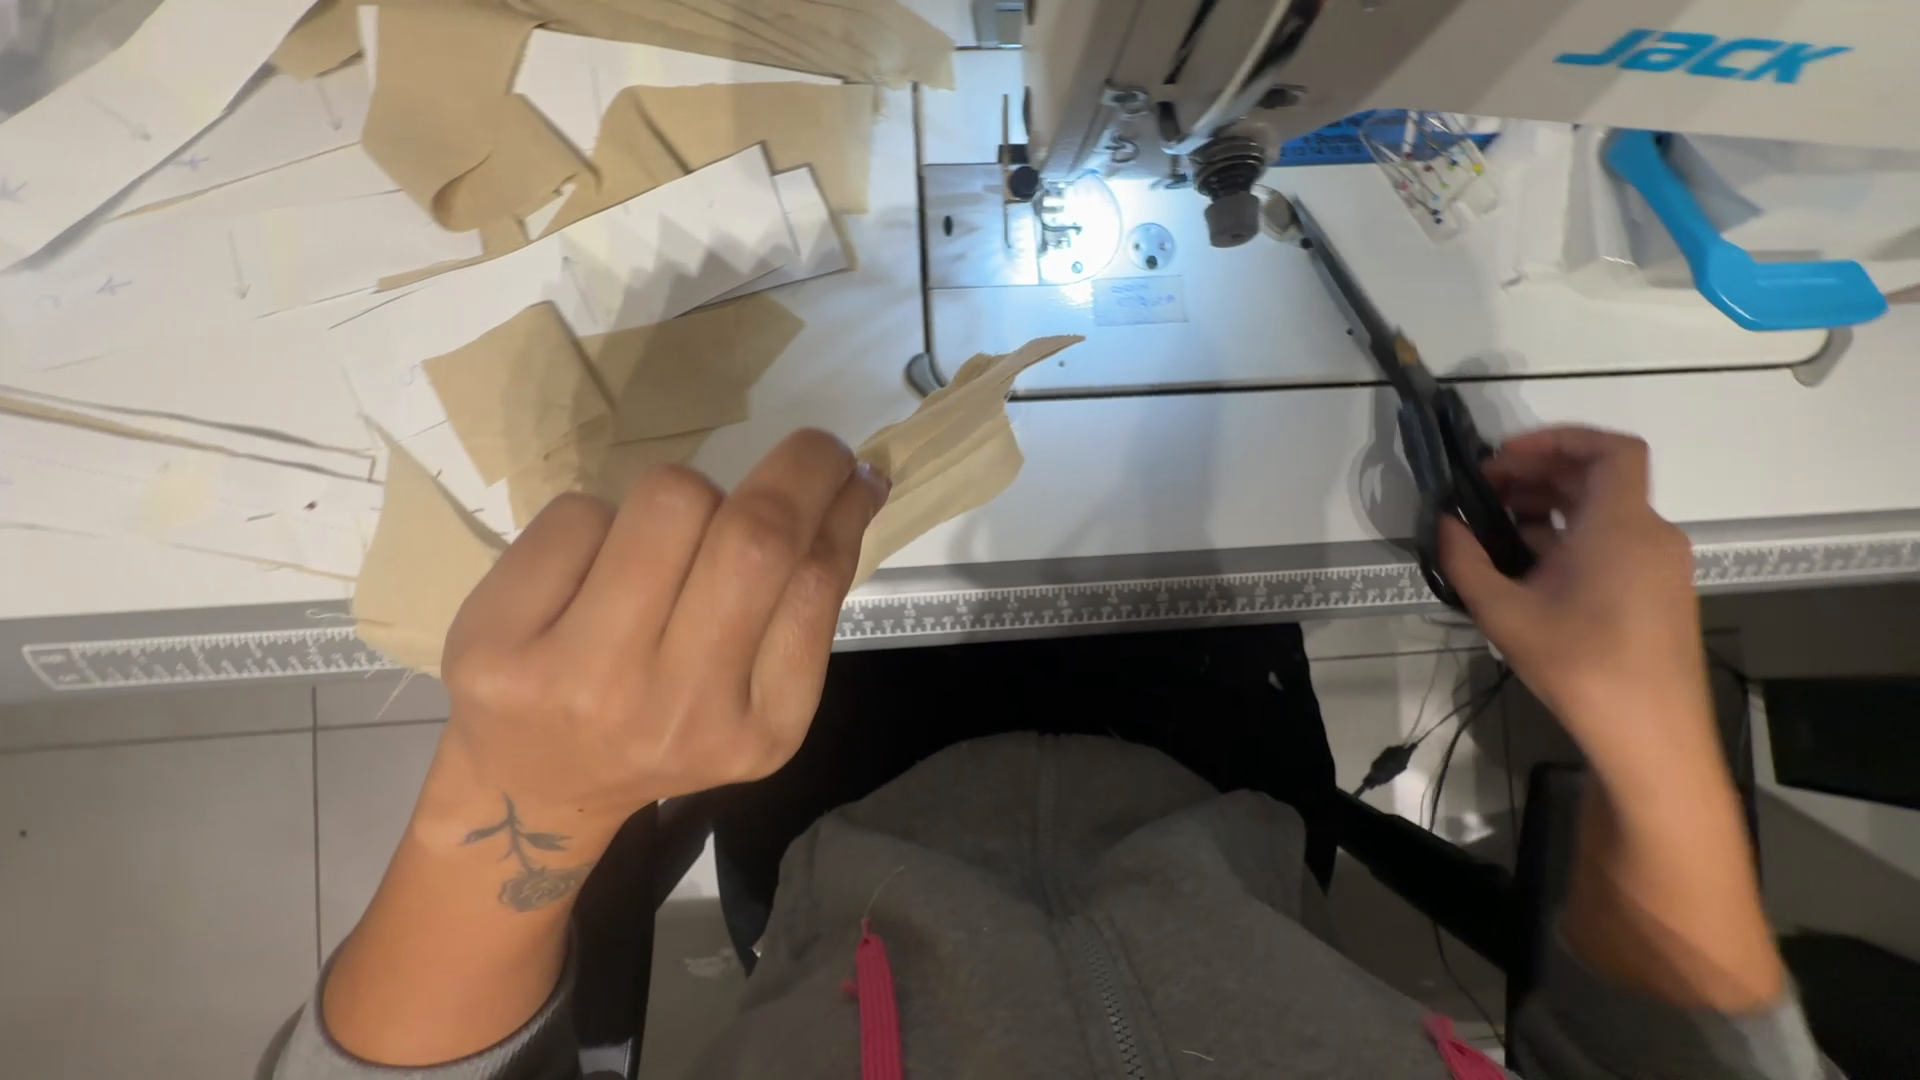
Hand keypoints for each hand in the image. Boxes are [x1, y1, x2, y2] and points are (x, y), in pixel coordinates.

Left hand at [436, 429, 888, 833]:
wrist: (534, 790)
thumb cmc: (667, 725)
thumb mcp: (761, 695)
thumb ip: (803, 604)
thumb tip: (852, 487)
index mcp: (758, 728)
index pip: (814, 586)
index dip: (843, 509)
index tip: (855, 472)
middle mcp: (676, 710)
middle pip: (752, 537)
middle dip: (800, 467)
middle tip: (815, 448)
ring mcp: (578, 679)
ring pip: (669, 501)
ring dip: (692, 499)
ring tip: (673, 544)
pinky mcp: (493, 644)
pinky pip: (581, 513)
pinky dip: (605, 523)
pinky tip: (592, 573)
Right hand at [1438, 426, 1714, 773]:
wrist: (1648, 730)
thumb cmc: (1577, 663)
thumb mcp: (1501, 611)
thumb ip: (1464, 559)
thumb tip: (1445, 522)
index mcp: (1619, 527)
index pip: (1609, 450)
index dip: (1557, 438)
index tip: (1502, 456)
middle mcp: (1648, 533)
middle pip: (1596, 477)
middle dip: (1534, 474)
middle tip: (1479, 493)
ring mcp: (1656, 562)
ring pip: (1599, 510)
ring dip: (1544, 506)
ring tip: (1490, 529)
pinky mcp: (1654, 587)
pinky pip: (1608, 538)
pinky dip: (1564, 534)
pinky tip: (1522, 565)